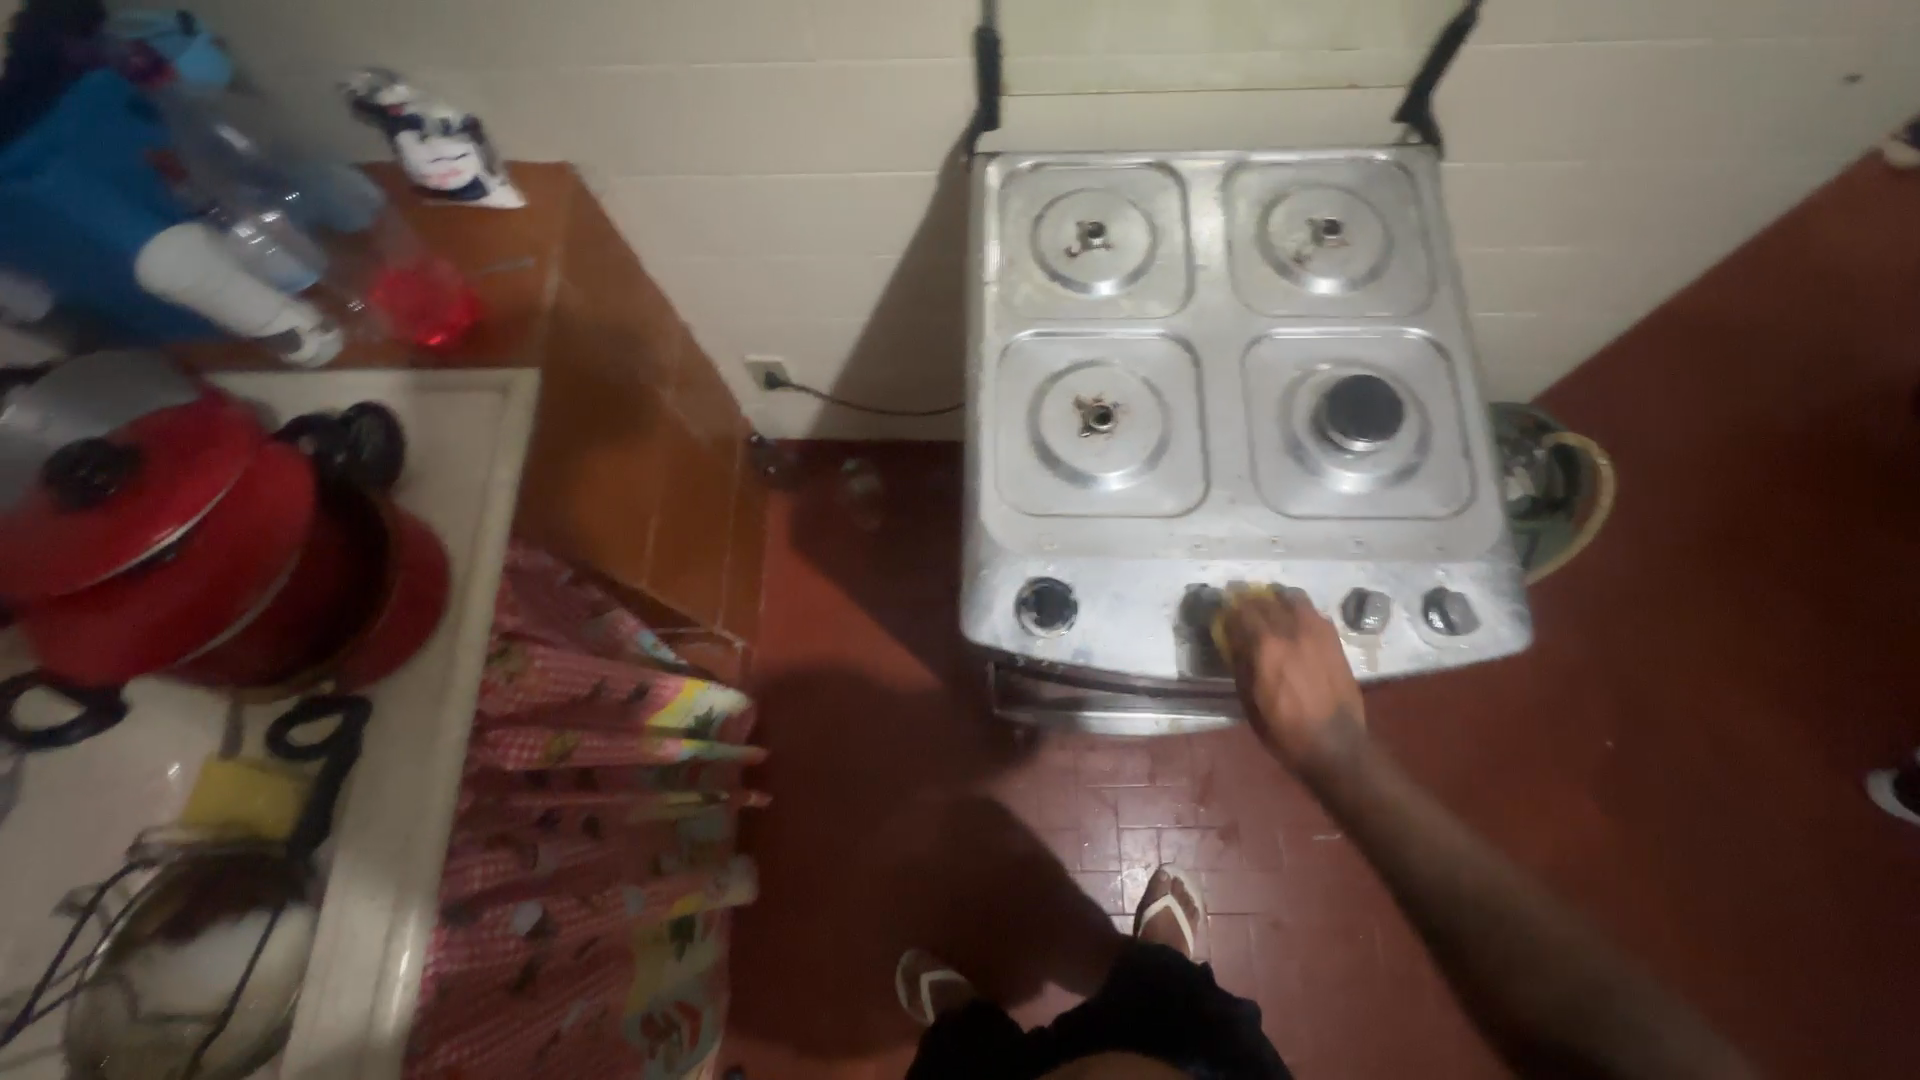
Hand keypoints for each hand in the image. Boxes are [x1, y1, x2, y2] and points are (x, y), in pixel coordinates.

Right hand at [1222, 586, 1366, 771]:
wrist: (1335, 744)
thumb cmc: (1283, 728)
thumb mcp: (1249, 700)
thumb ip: (1240, 664)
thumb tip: (1232, 640)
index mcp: (1265, 646)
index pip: (1239, 612)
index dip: (1227, 609)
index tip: (1220, 611)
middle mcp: (1290, 630)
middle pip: (1264, 599)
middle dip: (1248, 600)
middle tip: (1240, 606)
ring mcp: (1316, 632)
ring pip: (1292, 597)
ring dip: (1276, 598)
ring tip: (1269, 607)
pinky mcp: (1333, 639)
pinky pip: (1313, 612)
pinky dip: (1298, 610)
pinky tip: (1294, 623)